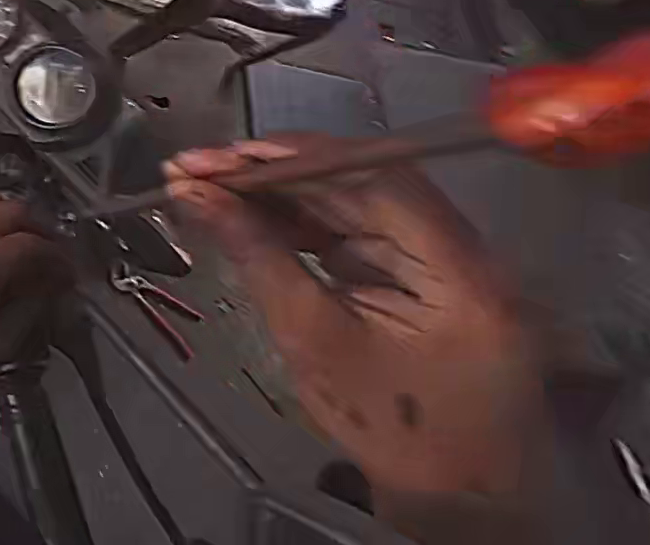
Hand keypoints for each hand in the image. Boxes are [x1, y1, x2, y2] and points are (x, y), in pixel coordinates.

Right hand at [168, 138, 548, 537]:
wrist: (445, 493)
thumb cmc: (386, 425)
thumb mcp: (310, 335)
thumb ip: (254, 251)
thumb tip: (192, 191)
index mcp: (458, 271)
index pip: (373, 180)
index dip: (293, 158)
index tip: (224, 157)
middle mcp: (453, 246)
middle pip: (351, 178)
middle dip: (267, 169)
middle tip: (196, 166)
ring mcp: (428, 251)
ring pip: (336, 192)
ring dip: (267, 186)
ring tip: (203, 182)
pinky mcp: (400, 260)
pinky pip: (334, 217)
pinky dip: (283, 211)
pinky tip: (237, 207)